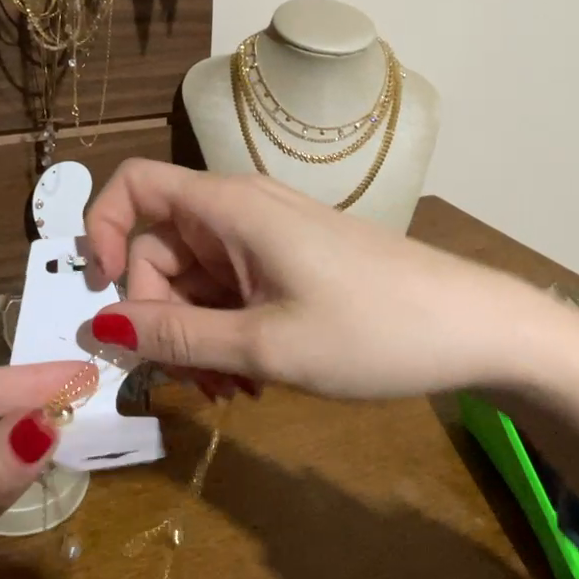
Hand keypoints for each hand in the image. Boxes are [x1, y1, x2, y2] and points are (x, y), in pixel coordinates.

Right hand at [81, 159, 565, 401]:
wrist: (479, 329)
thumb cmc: (373, 329)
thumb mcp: (266, 345)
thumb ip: (177, 336)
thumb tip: (99, 326)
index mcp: (227, 207)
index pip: (134, 186)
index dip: (102, 229)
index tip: (105, 296)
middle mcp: (237, 211)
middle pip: (158, 249)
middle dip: (160, 317)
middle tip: (190, 380)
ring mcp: (262, 238)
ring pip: (192, 278)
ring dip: (194, 335)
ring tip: (231, 392)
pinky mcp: (283, 262)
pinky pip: (227, 290)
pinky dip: (224, 332)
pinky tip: (252, 380)